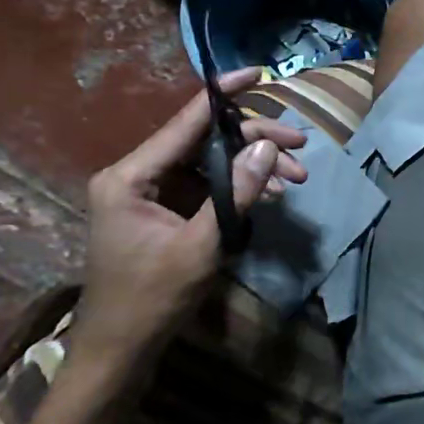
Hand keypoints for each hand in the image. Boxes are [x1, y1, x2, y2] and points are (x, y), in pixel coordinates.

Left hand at [74, 70, 307, 363]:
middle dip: (256, 142)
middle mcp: (138, 175)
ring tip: (296, 177)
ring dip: (254, 167)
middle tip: (302, 146)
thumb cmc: (152, 299)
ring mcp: (151, 193)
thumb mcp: (201, 246)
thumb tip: (268, 147)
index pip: (185, 122)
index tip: (258, 73)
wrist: (120, 349)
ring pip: (211, 163)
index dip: (224, 96)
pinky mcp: (165, 210)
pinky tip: (271, 193)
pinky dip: (239, 188)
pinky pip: (207, 185)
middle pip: (205, 142)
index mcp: (131, 176)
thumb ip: (235, 193)